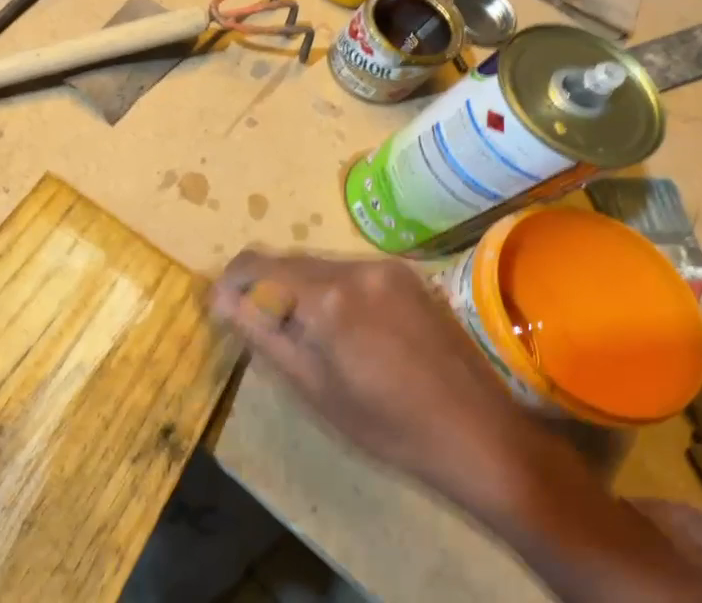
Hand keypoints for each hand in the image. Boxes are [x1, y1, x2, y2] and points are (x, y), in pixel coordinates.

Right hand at [209, 249, 537, 500]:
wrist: (481, 438)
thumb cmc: (387, 425)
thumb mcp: (310, 387)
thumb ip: (260, 334)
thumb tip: (219, 300)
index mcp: (328, 296)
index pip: (257, 265)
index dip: (230, 281)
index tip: (221, 308)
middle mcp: (356, 267)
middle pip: (289, 263)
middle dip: (266, 288)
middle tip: (260, 328)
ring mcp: (387, 268)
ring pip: (320, 267)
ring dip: (300, 290)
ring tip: (305, 335)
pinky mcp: (410, 277)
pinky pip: (351, 273)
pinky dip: (333, 292)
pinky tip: (345, 331)